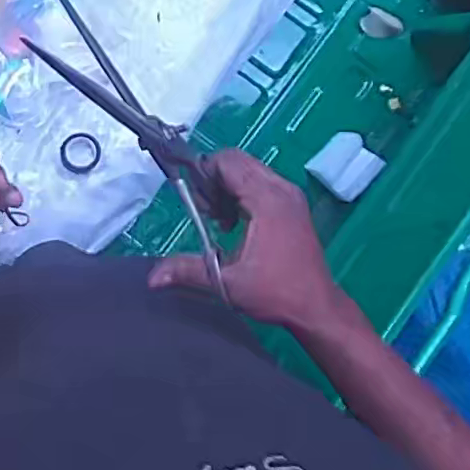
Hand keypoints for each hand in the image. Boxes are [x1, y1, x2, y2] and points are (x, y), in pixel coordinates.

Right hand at [148, 149, 359, 336]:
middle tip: (206, 211)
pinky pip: (257, 181)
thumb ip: (188, 271)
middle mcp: (281, 189)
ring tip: (219, 217)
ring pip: (246, 169)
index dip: (203, 174)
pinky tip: (234, 220)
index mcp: (268, 201)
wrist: (317, 308)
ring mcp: (289, 195)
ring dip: (225, 186)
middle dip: (212, 179)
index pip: (228, 162)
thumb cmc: (277, 294)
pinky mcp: (291, 203)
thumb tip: (152, 277)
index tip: (197, 204)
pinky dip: (239, 192)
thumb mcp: (227, 283)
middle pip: (236, 161)